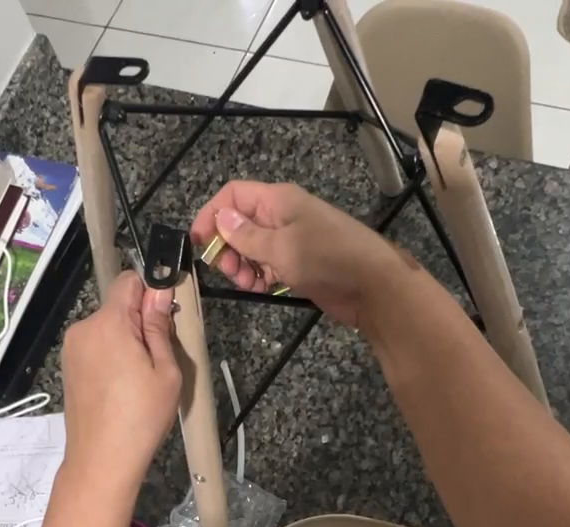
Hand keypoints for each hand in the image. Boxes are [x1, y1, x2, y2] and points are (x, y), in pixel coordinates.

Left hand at [58, 271, 181, 494]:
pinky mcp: (69, 367)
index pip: (129, 281)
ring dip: (126, 343)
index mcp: (109, 324)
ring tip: (140, 380)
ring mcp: (72, 349)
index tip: (166, 317)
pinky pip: (96, 348)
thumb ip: (160, 326)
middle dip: (140, 323)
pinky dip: (112, 358)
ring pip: (107, 329)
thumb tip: (160, 292)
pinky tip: (123, 388)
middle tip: (158, 360)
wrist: (101, 460)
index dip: (152, 293)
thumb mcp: (165, 372)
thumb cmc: (140, 419)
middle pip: (118, 307)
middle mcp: (84, 329)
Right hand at [190, 181, 413, 327]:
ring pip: (251, 249)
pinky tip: (260, 288)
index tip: (197, 243)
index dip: (212, 215)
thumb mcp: (282, 247)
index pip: (233, 196)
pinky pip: (268, 266)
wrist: (372, 287)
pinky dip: (259, 276)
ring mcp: (290, 241)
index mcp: (278, 200)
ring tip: (246, 283)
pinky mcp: (298, 264)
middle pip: (239, 224)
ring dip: (242, 266)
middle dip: (227, 247)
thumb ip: (248, 235)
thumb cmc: (328, 259)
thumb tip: (221, 218)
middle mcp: (282, 216)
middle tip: (228, 271)